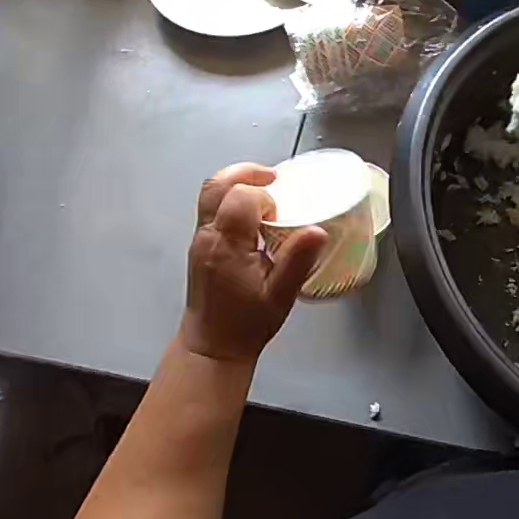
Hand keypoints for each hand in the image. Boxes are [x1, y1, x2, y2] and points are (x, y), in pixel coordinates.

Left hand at [180, 163, 326, 362]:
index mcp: (226, 246)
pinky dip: (232, 198)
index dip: (265, 198)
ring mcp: (200, 239)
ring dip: (237, 182)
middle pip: (216, 185)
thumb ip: (297, 261)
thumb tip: (318, 231)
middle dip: (246, 172)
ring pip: (210, 193)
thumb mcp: (280, 295)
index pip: (241, 199)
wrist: (212, 346)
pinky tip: (254, 212)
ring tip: (266, 188)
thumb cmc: (246, 324)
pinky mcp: (200, 245)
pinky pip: (212, 207)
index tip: (282, 214)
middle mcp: (208, 236)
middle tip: (273, 176)